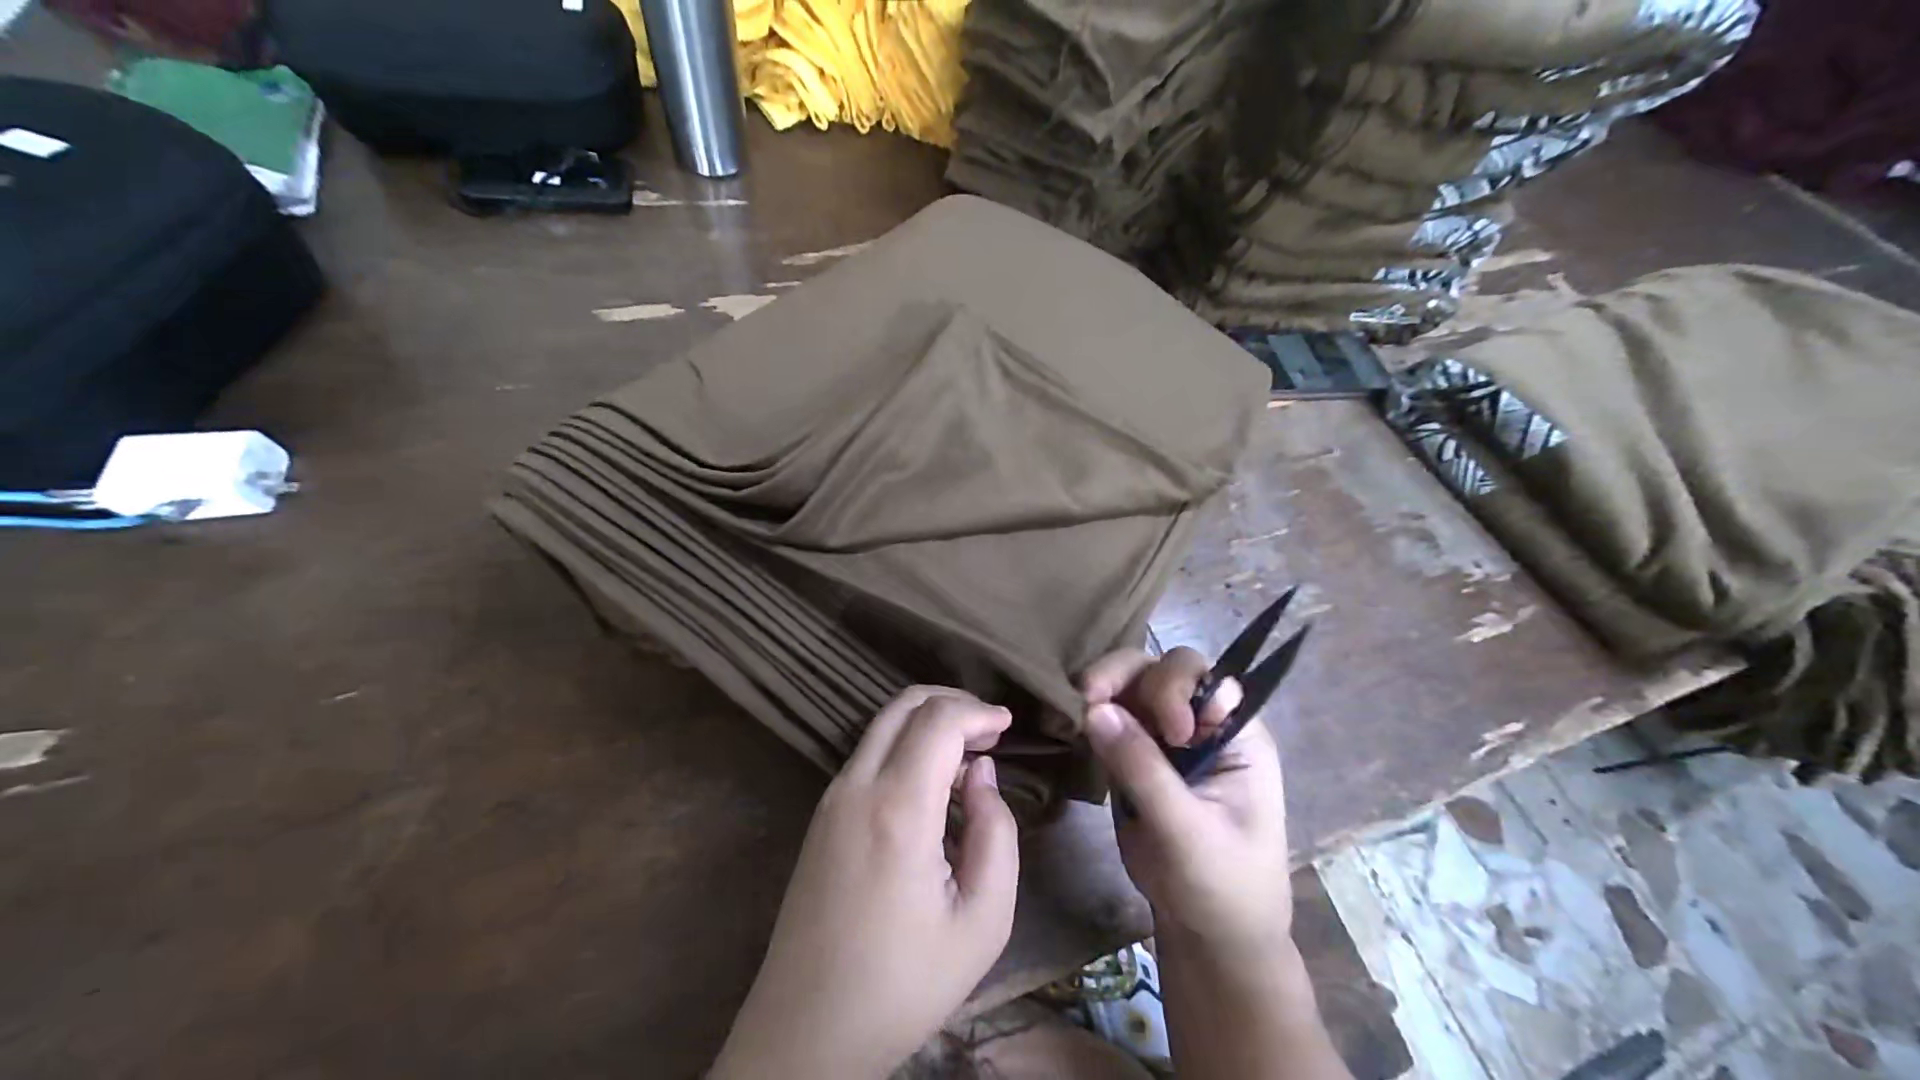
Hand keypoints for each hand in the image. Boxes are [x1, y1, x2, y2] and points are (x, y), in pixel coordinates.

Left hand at [709, 688, 1019, 1079]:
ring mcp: (830, 799)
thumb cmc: (904, 983)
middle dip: (952, 702)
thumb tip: (980, 775)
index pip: (938, 719)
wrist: (806, 1031)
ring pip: (881, 726)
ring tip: (968, 757)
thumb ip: (995, 833)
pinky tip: (931, 784)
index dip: (978, 711)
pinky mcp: (821, 817)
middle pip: (903, 705)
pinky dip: (904, 747)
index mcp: (897, 808)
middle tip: (990, 730)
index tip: (1008, 726)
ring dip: (927, 723)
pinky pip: (868, 755)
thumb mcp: (982, 920)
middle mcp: (856, 787)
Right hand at [1082, 648, 1352, 1079]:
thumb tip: (1094, 709)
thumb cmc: (1221, 884)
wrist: (1208, 934)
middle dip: (1127, 675)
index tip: (1168, 732)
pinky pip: (1111, 718)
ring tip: (1078, 705)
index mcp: (1237, 734)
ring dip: (1103, 687)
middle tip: (1090, 694)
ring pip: (1131, 688)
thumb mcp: (1187, 831)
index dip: (1176, 689)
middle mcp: (1202, 723)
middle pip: (1163, 672)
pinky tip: (1074, 721)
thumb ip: (1144, 769)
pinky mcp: (1135, 754)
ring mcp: (1166, 737)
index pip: (1206, 681)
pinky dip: (1091, 713)